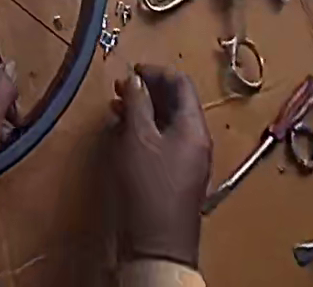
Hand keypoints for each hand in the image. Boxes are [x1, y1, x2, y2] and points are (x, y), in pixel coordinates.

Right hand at [111, 66, 211, 267]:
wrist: (157, 243)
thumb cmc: (149, 184)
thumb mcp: (137, 136)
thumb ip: (136, 102)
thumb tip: (134, 79)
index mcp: (193, 128)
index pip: (182, 84)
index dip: (157, 72)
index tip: (132, 70)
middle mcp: (195, 140)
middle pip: (176, 101)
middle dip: (148, 89)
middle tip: (121, 86)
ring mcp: (187, 158)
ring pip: (167, 119)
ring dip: (143, 107)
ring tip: (117, 105)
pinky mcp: (175, 172)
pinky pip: (162, 137)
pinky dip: (144, 126)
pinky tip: (123, 129)